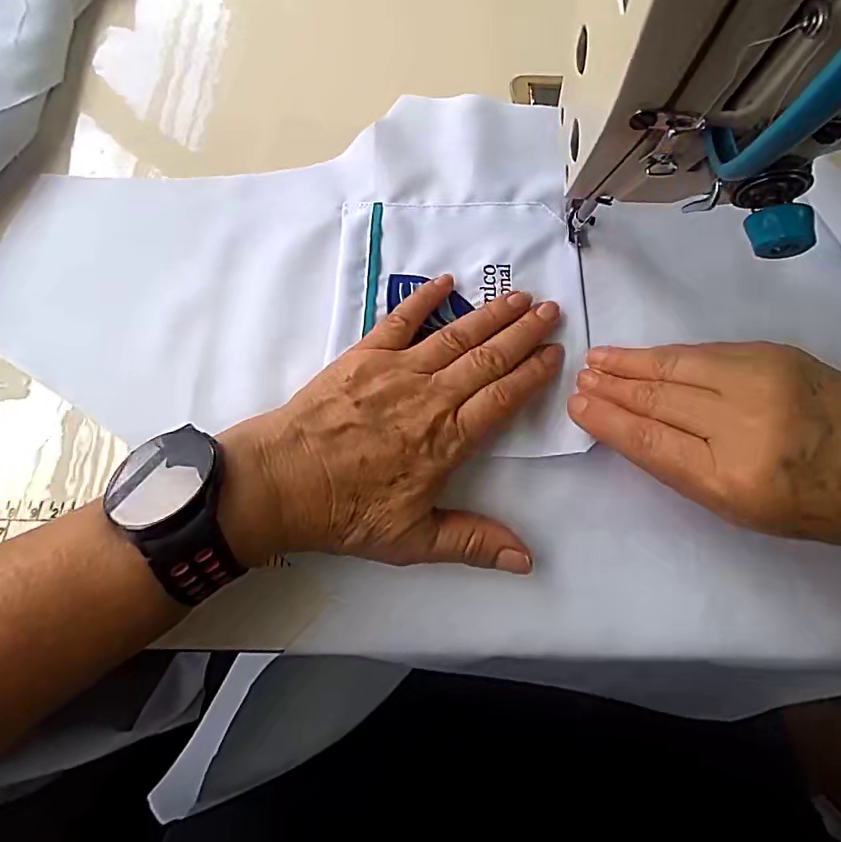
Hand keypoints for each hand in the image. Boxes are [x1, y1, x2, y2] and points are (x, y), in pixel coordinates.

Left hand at [217, 275, 564, 573]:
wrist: (284, 479)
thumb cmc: (346, 511)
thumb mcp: (412, 540)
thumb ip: (471, 541)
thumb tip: (527, 560)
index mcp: (447, 441)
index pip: (503, 399)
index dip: (533, 374)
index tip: (556, 354)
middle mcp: (430, 398)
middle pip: (487, 359)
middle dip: (523, 334)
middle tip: (550, 311)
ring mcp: (396, 371)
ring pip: (454, 335)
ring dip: (489, 314)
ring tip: (518, 298)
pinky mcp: (363, 356)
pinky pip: (400, 320)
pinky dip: (423, 299)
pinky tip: (445, 282)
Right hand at [566, 342, 840, 555]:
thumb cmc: (826, 508)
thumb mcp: (745, 508)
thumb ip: (683, 466)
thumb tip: (630, 428)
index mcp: (735, 479)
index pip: (649, 440)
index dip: (606, 419)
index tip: (576, 404)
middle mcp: (745, 425)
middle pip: (656, 398)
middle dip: (611, 388)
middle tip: (580, 378)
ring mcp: (763, 382)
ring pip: (674, 366)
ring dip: (629, 363)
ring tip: (597, 360)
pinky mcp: (777, 354)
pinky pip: (702, 352)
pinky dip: (665, 355)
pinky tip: (642, 356)